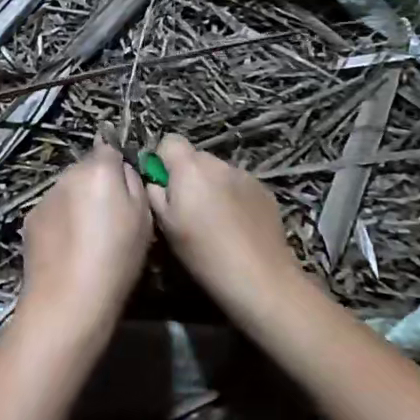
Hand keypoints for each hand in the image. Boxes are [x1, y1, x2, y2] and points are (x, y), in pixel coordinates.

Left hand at [20, 141, 153, 330]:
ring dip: (77, 203)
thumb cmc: (116, 259)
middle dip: (96, 185)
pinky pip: (52, 211)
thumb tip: (121, 170)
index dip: (117, 166)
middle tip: (110, 219)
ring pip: (67, 191)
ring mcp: (45, 196)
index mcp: (98, 170)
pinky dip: (60, 222)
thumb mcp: (143, 219)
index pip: (108, 148)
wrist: (68, 299)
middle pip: (86, 170)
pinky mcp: (30, 218)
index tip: (124, 189)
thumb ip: (133, 184)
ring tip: (88, 238)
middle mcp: (67, 175)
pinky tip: (67, 248)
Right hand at [144, 134, 300, 313]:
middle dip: (187, 175)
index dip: (162, 160)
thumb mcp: (165, 226)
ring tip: (213, 220)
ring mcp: (245, 176)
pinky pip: (238, 185)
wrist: (260, 278)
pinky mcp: (264, 191)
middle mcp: (219, 164)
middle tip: (187, 208)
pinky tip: (235, 226)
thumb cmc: (203, 253)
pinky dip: (232, 197)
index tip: (163, 186)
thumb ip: (155, 194)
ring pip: (217, 172)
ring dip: (210, 186)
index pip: (169, 141)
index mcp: (190, 168)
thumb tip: (156, 182)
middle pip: (195, 157)